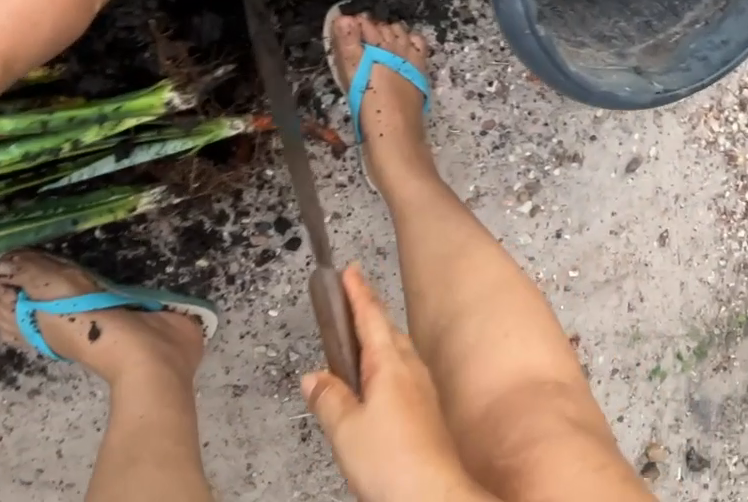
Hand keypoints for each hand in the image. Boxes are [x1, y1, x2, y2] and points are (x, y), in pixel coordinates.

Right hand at [303, 266, 495, 501]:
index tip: (350, 269)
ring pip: (396, 351)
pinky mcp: (425, 412)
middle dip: (368, 312)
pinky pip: (401, 375)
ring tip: (358, 340)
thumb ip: (328, 399)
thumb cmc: (391, 461)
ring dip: (377, 338)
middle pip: (386, 330)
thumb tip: (313, 377)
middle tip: (351, 299)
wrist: (433, 495)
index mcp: (389, 363)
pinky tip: (377, 384)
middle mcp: (410, 368)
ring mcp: (421, 389)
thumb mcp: (345, 430)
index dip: (358, 292)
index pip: (370, 317)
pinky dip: (385, 366)